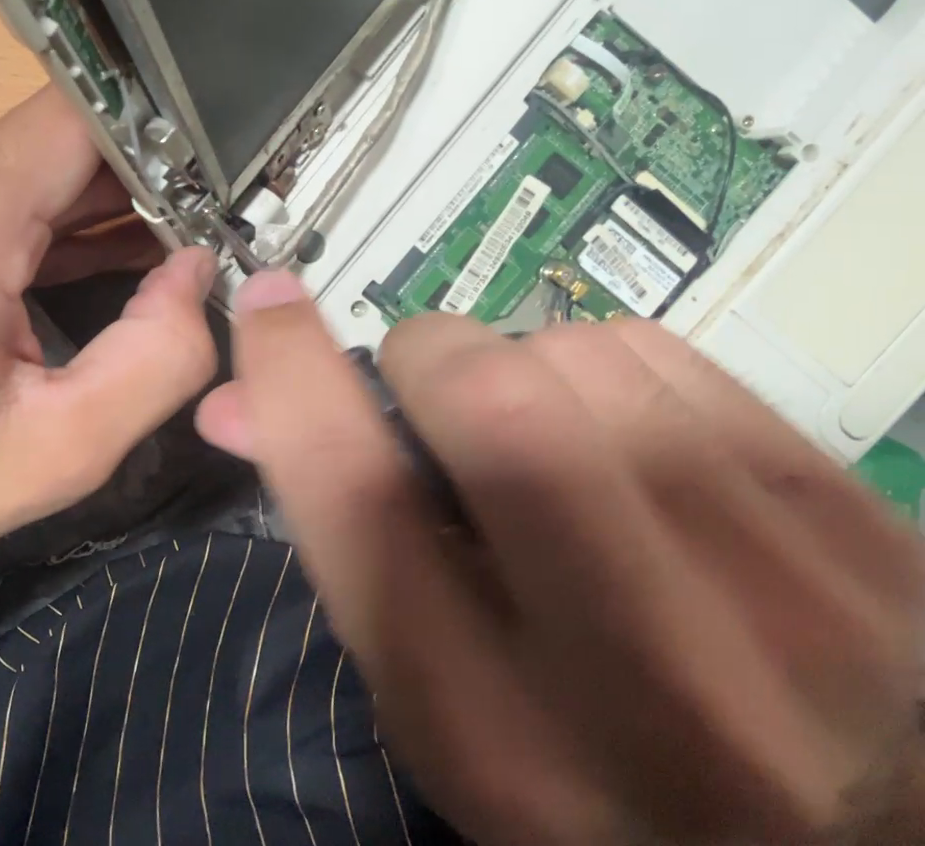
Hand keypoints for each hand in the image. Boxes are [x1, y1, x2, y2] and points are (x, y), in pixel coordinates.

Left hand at [0, 87, 219, 690]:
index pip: (77, 117)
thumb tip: (196, 264)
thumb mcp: (64, 449)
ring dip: (66, 207)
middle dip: (117, 189)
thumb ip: (161, 352)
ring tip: (134, 259)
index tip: (202, 191)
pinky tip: (61, 257)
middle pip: (43, 142)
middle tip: (179, 246)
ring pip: (4, 162)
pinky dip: (12, 216)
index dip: (153, 144)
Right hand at [198, 272, 924, 844]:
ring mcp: (802, 608)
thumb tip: (235, 399)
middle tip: (428, 391)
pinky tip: (621, 441)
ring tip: (540, 438)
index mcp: (490, 726)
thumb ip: (333, 537)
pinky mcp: (887, 541)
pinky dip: (604, 365)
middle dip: (427, 358)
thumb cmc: (573, 766)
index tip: (268, 301)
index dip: (293, 375)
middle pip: (492, 403)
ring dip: (519, 366)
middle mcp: (647, 676)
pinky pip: (676, 358)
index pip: (361, 499)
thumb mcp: (428, 679)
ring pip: (584, 358)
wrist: (835, 838)